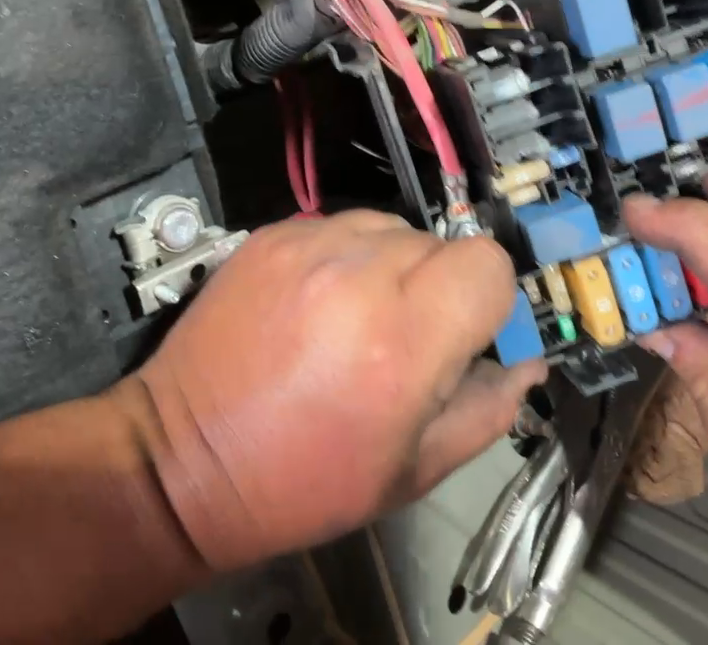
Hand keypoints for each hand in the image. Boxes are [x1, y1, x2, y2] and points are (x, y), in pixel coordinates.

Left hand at [127, 211, 546, 569]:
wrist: (182, 460)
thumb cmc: (303, 480)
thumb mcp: (413, 471)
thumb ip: (486, 409)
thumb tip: (526, 361)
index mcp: (401, 339)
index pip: (488, 263)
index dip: (489, 300)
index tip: (468, 334)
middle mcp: (356, 275)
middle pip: (442, 243)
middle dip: (440, 287)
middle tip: (407, 338)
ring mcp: (306, 246)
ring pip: (392, 227)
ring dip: (394, 266)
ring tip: (360, 318)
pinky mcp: (269, 236)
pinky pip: (338, 226)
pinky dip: (345, 257)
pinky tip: (319, 302)